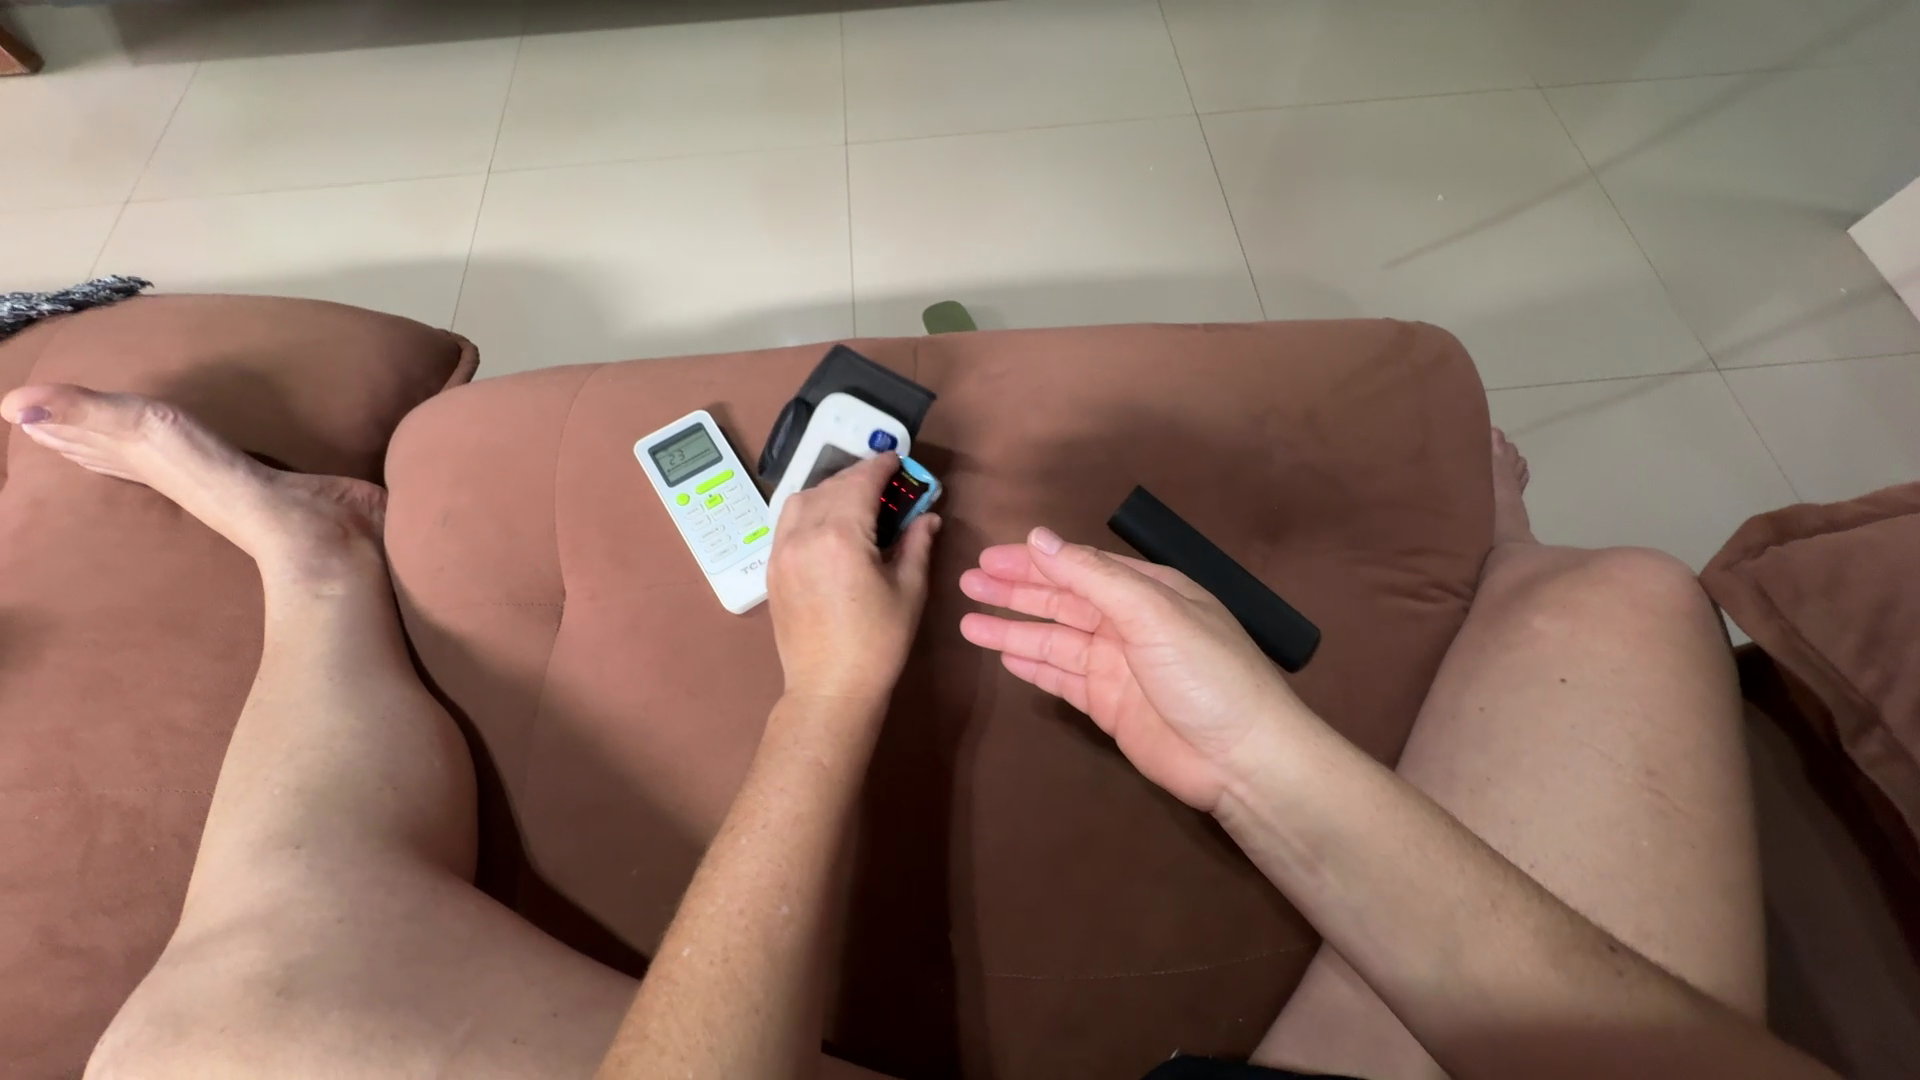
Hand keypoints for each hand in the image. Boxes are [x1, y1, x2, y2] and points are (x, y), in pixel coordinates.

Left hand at [767, 452, 939, 705]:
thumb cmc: (877, 643)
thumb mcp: (909, 590)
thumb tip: (928, 517)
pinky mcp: (772, 567)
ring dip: (830, 489)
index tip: (898, 460)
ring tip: (855, 500)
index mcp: (841, 536)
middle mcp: (804, 534)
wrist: (829, 687)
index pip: (861, 482)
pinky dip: (809, 509)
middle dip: (860, 477)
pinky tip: (829, 523)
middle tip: (886, 483)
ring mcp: (782, 550)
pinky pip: (787, 520)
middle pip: (832, 485)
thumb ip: (917, 544)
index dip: (882, 466)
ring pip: (803, 497)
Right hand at [959, 527, 1314, 811]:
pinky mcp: (1107, 704)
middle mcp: (1127, 622)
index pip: (1078, 566)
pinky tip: (1003, 656)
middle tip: (967, 583)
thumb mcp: (1150, 611)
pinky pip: (1060, 677)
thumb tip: (1039, 537)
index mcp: (1145, 590)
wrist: (1241, 758)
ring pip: (1053, 639)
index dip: (1032, 561)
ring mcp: (1115, 665)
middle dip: (1013, 592)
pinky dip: (1032, 665)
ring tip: (968, 622)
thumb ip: (1091, 574)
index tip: (989, 557)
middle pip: (1060, 601)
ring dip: (1012, 629)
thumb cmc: (1204, 672)